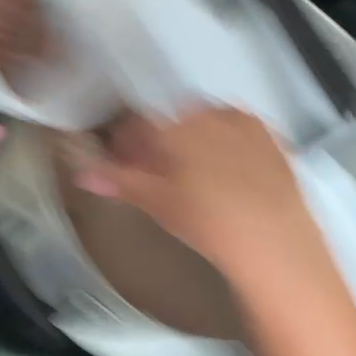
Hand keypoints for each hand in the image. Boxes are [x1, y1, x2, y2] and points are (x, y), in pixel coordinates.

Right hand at [69, 106, 331, 291]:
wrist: (272, 239)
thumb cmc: (207, 221)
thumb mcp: (155, 203)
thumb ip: (117, 181)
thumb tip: (83, 174)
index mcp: (176, 125)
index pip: (137, 123)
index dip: (123, 142)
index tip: (118, 158)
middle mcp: (209, 115)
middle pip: (170, 120)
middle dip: (157, 140)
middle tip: (150, 170)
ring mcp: (243, 123)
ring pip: (203, 123)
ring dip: (188, 140)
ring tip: (184, 174)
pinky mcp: (270, 137)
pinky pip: (235, 131)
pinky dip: (220, 144)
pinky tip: (219, 172)